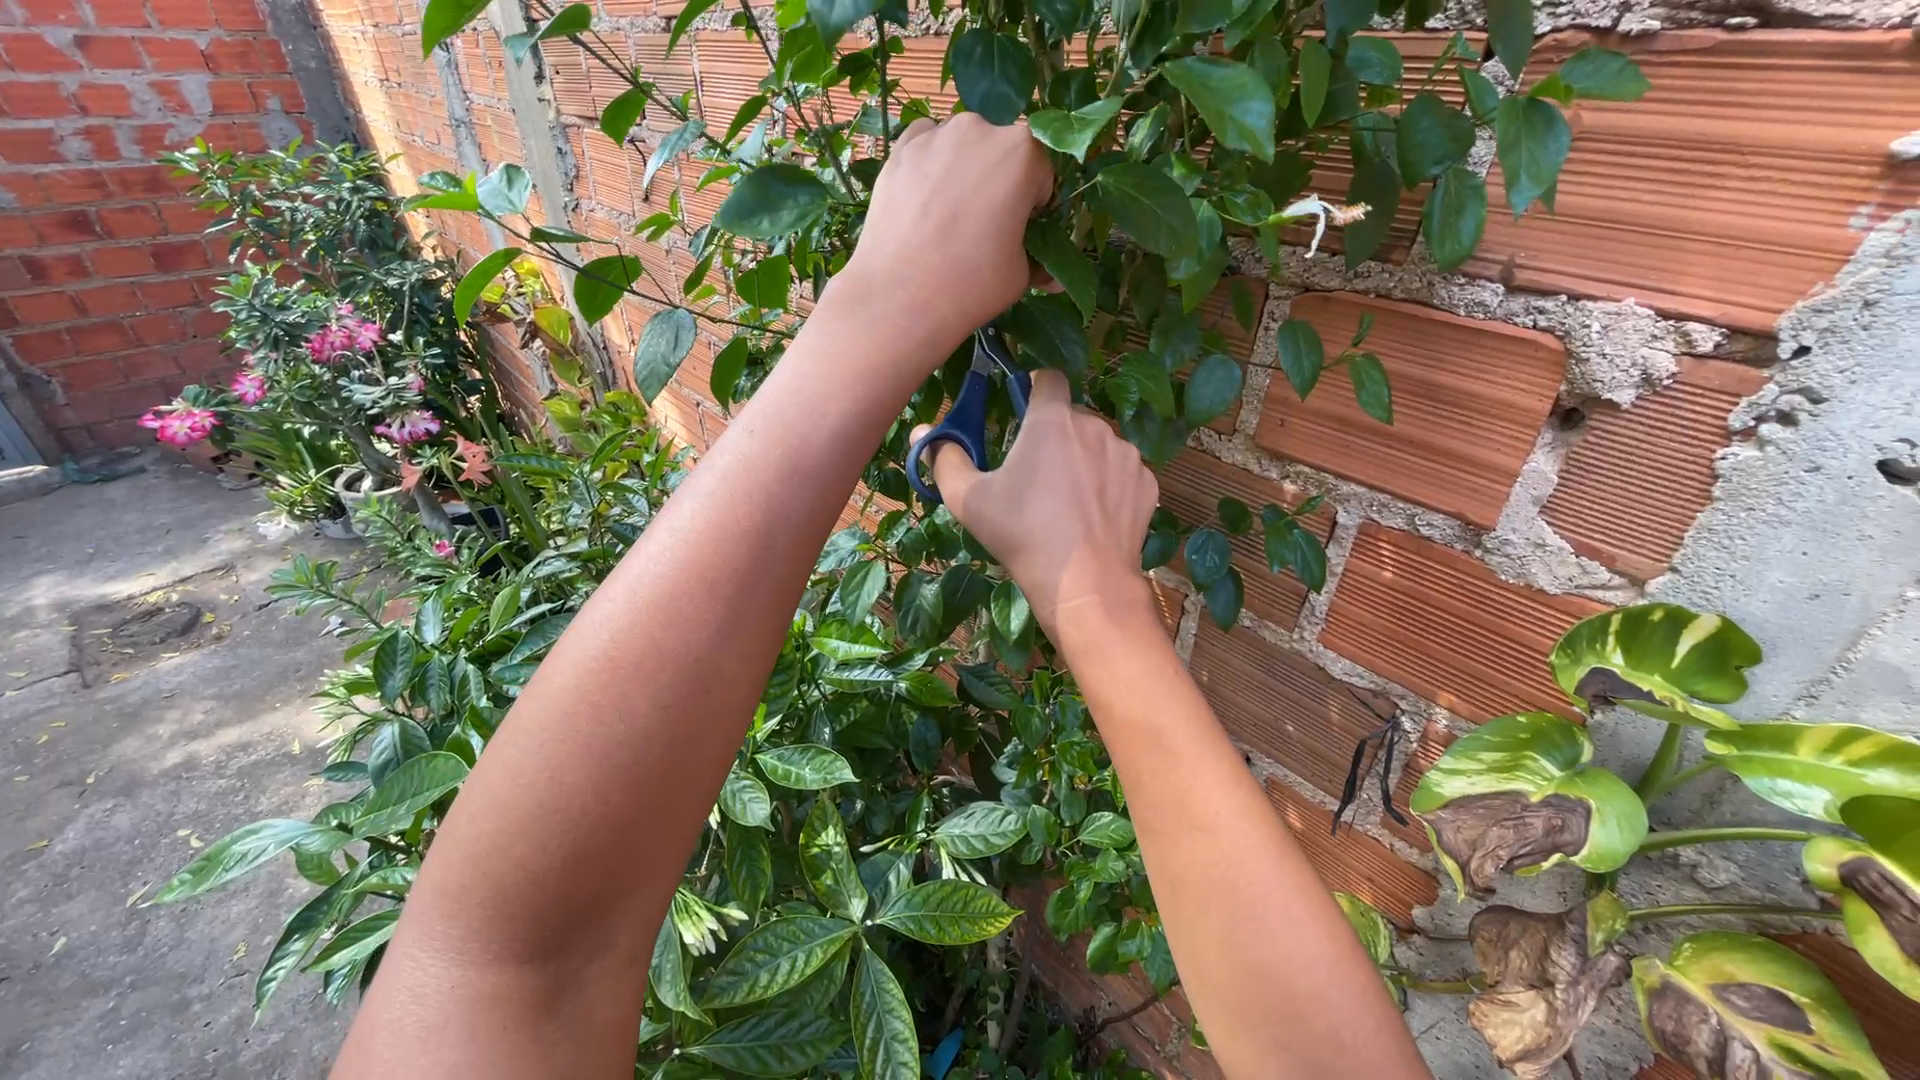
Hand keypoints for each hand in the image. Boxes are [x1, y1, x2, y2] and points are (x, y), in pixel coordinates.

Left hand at [837, 115, 1053, 355]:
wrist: (898, 298)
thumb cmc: (970, 285)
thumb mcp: (1018, 276)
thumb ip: (1039, 262)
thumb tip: (1055, 280)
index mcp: (1022, 151)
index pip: (1041, 170)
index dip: (1034, 202)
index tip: (1020, 229)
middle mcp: (979, 128)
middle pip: (1000, 152)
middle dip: (998, 182)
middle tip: (983, 228)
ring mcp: (934, 135)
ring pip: (962, 148)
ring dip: (964, 172)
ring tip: (948, 219)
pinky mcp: (898, 150)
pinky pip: (925, 148)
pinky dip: (930, 167)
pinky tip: (923, 203)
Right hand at [916, 370, 1159, 635]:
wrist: (1085, 583)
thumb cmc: (1022, 535)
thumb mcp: (969, 500)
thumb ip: (944, 459)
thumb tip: (920, 434)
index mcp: (1052, 420)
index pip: (1048, 378)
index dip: (1035, 389)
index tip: (1024, 412)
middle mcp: (1095, 426)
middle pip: (1071, 417)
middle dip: (1055, 435)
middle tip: (1036, 475)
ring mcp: (1126, 455)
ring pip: (1099, 445)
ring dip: (1084, 460)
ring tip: (1067, 501)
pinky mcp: (1146, 483)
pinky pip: (1122, 473)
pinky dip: (1109, 486)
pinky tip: (1094, 517)